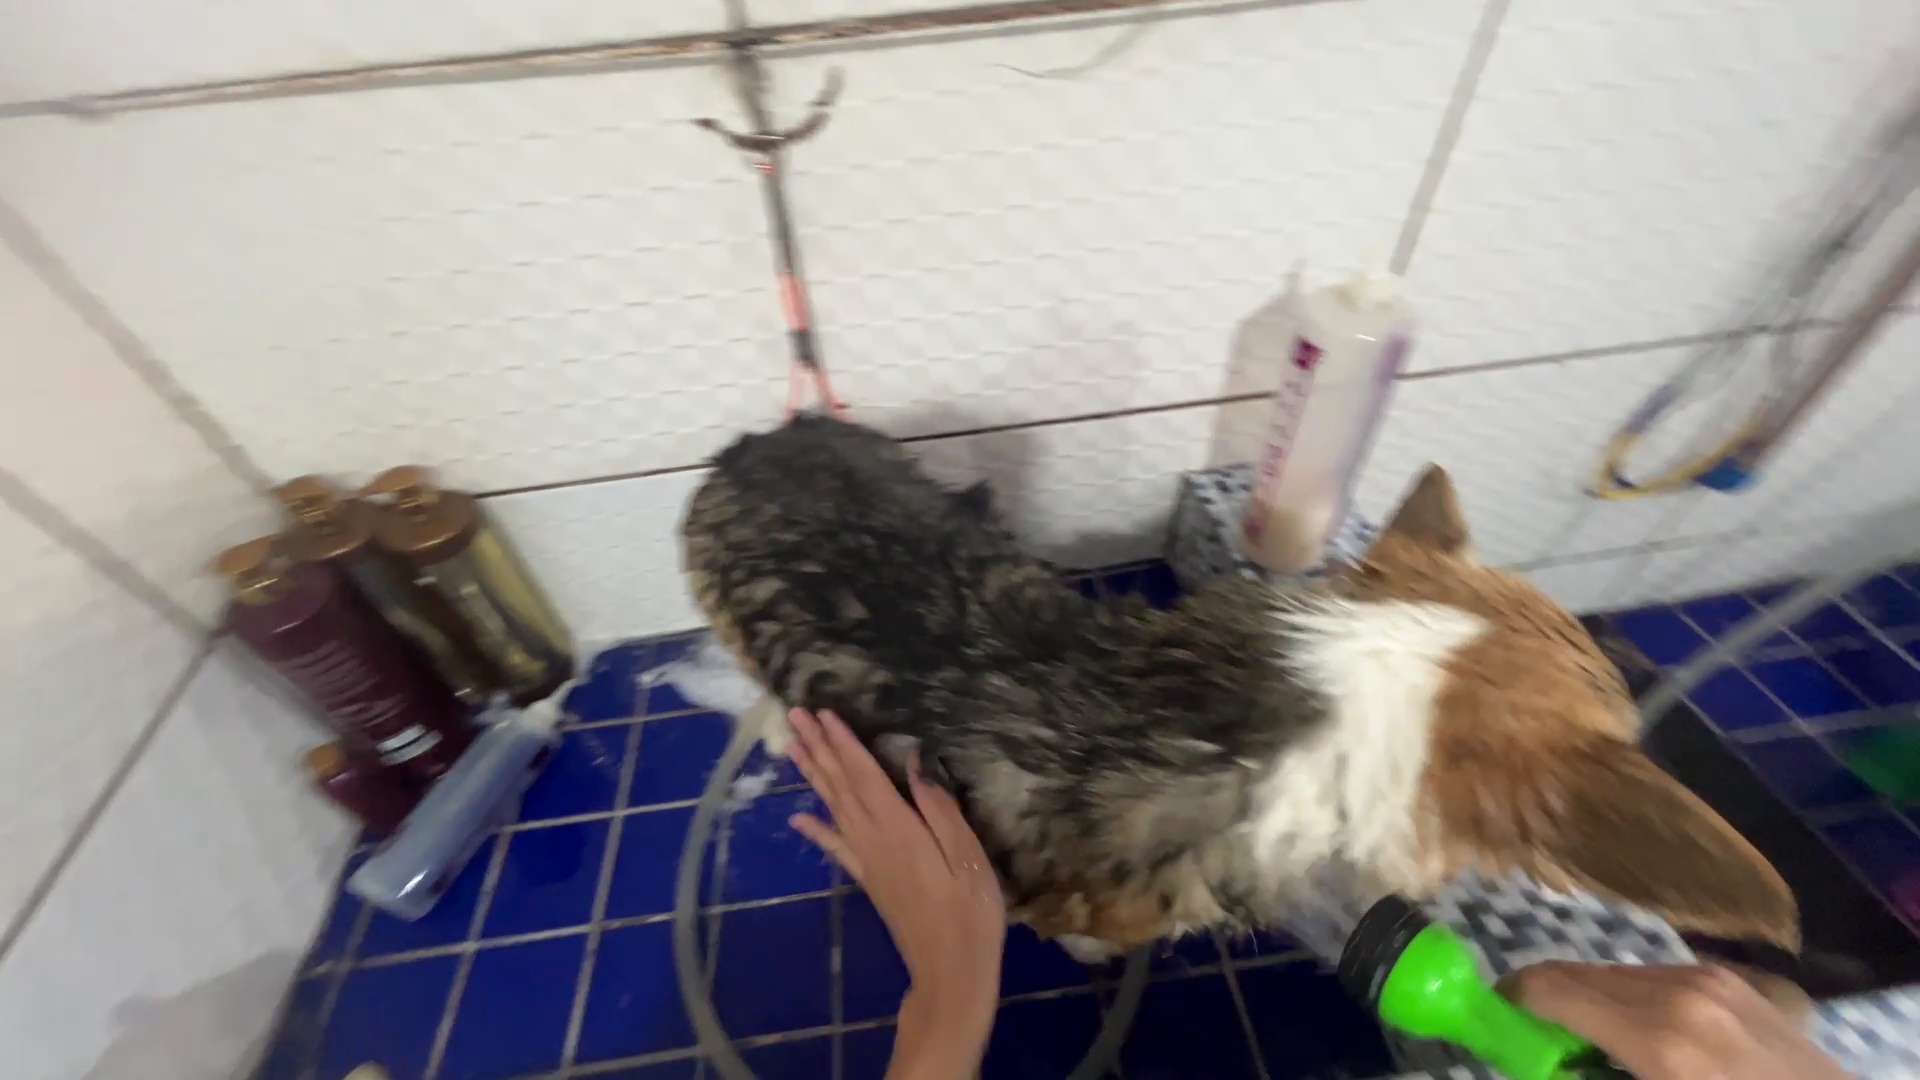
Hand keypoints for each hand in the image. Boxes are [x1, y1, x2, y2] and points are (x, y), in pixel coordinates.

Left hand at [784, 709, 1005, 1078]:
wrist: (950, 972)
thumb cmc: (969, 911)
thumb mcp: (967, 855)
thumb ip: (939, 808)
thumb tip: (915, 765)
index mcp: (898, 828)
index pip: (863, 774)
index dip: (844, 742)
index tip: (823, 713)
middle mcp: (872, 839)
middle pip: (840, 784)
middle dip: (818, 747)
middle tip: (794, 715)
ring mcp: (866, 860)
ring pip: (832, 807)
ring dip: (812, 774)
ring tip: (791, 747)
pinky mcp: (868, 878)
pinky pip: (835, 846)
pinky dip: (815, 828)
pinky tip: (797, 817)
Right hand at [1504, 962, 1846, 1079]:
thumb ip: (1587, 1075)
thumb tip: (1534, 1056)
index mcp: (1658, 1039)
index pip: (1547, 987)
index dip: (1509, 998)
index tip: (1495, 1017)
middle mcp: (1675, 993)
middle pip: (1570, 972)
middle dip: (1542, 998)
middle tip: (1534, 1031)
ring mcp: (1706, 979)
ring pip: (1606, 970)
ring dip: (1585, 997)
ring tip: (1591, 1034)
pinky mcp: (1728, 978)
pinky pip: (1649, 975)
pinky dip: (1627, 996)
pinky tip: (1644, 1029)